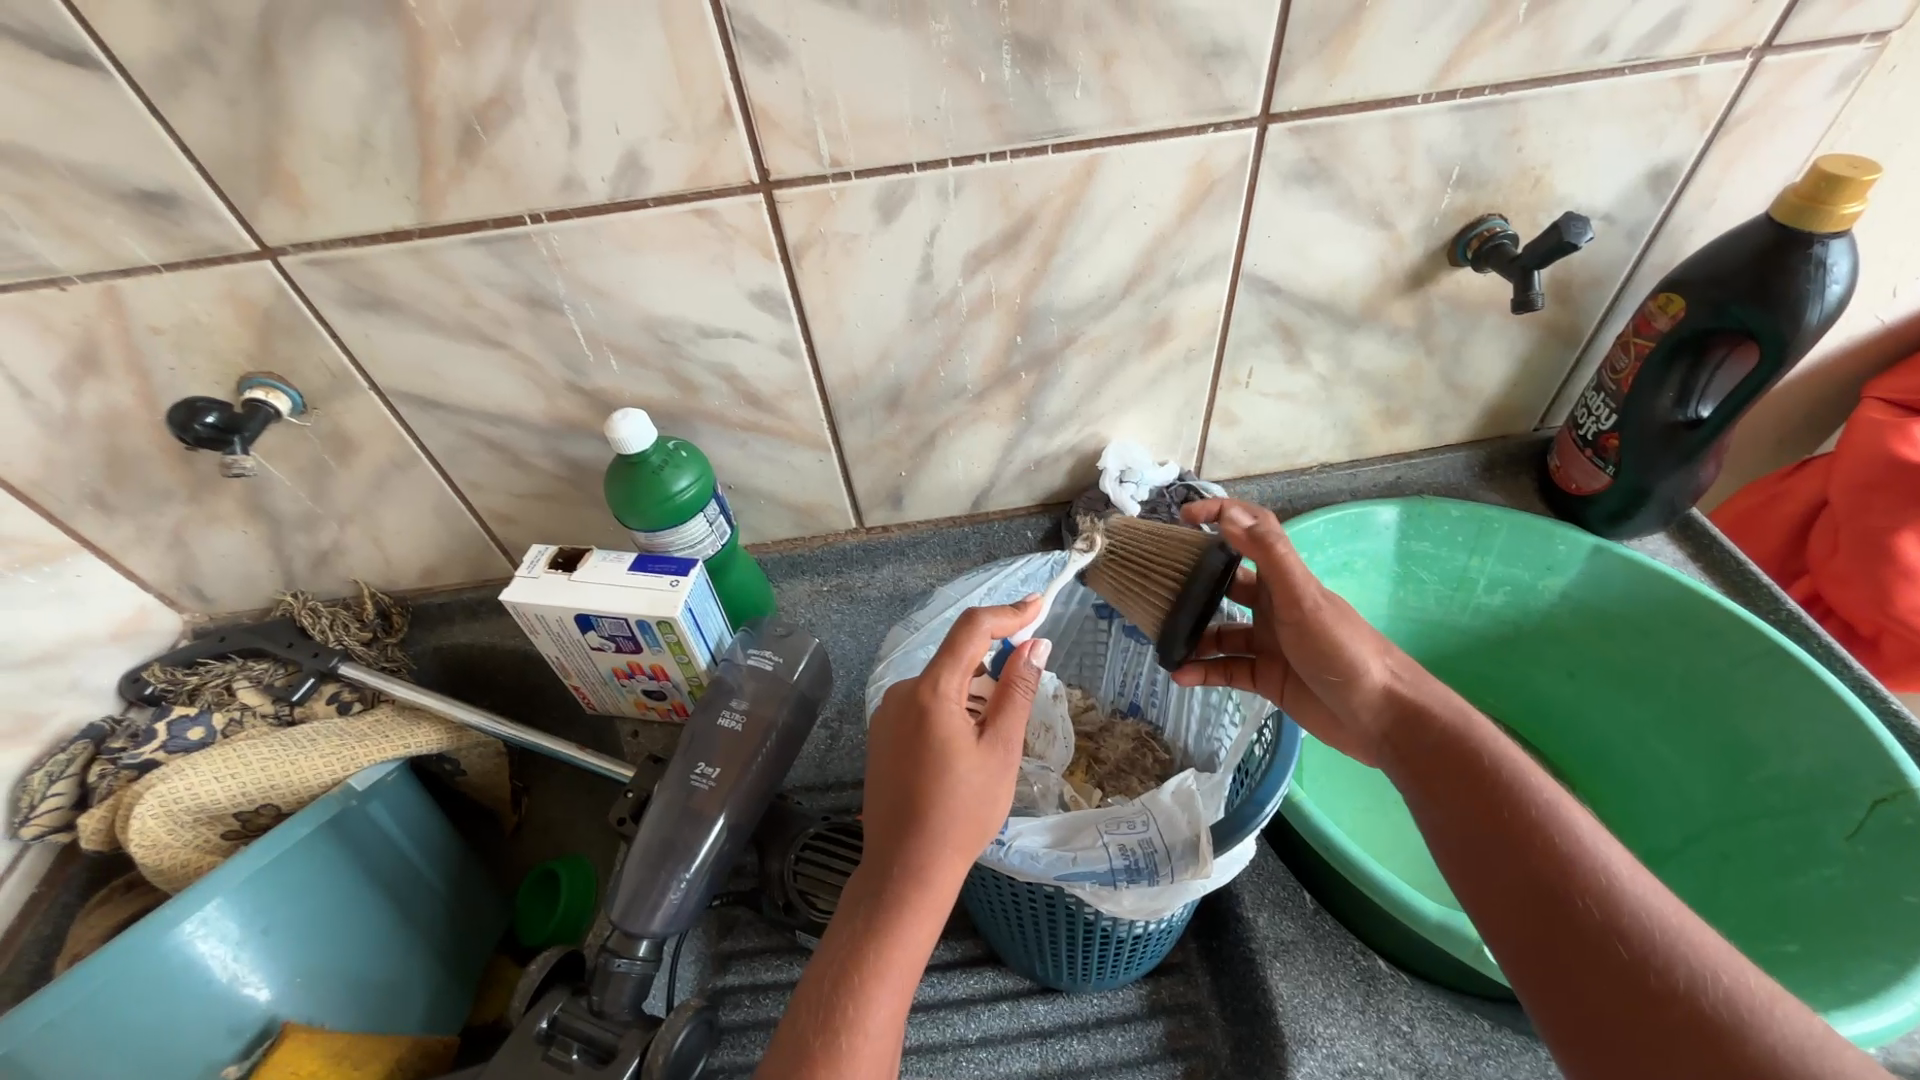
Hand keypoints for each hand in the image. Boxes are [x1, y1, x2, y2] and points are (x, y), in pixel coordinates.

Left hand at [863, 596, 1050, 889]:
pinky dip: (953, 710)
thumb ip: (1017, 691)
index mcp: (930, 691)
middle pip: (955, 657)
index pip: (971, 629)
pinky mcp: (883, 734)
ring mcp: (887, 713)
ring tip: (995, 739)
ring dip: (973, 692)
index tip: (1039, 606)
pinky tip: (966, 748)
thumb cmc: (961, 813)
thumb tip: (1035, 644)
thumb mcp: (1000, 751)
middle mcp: (901, 692)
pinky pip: (924, 704)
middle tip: (1025, 692)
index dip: (1008, 613)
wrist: (905, 868)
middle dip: (993, 663)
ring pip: (941, 684)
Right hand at [1169, 498, 1427, 766]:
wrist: (1382, 717)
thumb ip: (1268, 555)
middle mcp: (1274, 607)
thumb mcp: (1302, 598)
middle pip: (1226, 584)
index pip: (1252, 533)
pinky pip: (1227, 670)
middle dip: (1194, 582)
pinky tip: (1180, 676)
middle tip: (1158, 586)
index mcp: (1285, 580)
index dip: (1221, 516)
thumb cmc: (1343, 649)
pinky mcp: (1267, 678)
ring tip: (1163, 641)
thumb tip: (1228, 516)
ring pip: (1221, 632)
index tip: (1183, 517)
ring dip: (1193, 635)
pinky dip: (1203, 672)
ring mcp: (1270, 644)